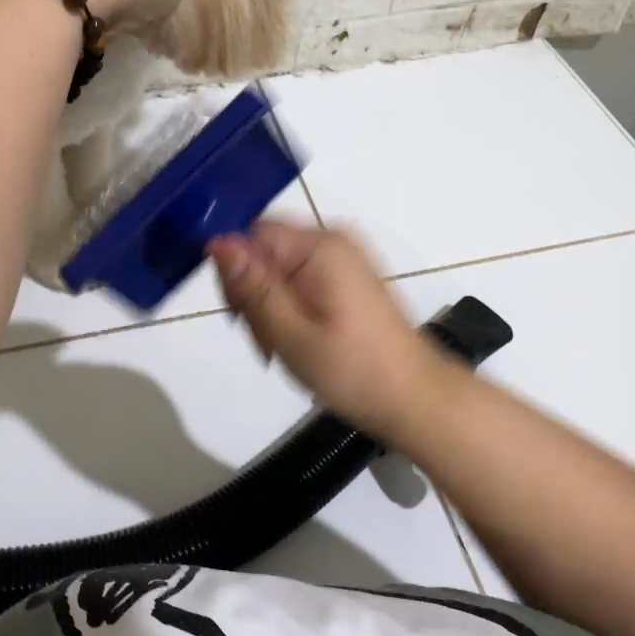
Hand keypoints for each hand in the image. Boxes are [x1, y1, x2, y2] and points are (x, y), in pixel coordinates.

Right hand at [210, 221, 462, 437]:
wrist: (418, 401)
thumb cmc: (355, 372)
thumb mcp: (292, 334)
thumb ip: (252, 287)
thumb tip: (215, 242)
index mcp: (319, 246)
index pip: (250, 234)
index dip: (234, 272)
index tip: (239, 317)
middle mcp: (331, 241)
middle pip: (263, 250)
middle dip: (252, 294)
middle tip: (265, 342)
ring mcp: (342, 259)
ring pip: (277, 269)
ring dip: (268, 308)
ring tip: (281, 349)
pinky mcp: (346, 278)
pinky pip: (298, 280)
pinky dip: (288, 309)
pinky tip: (296, 341)